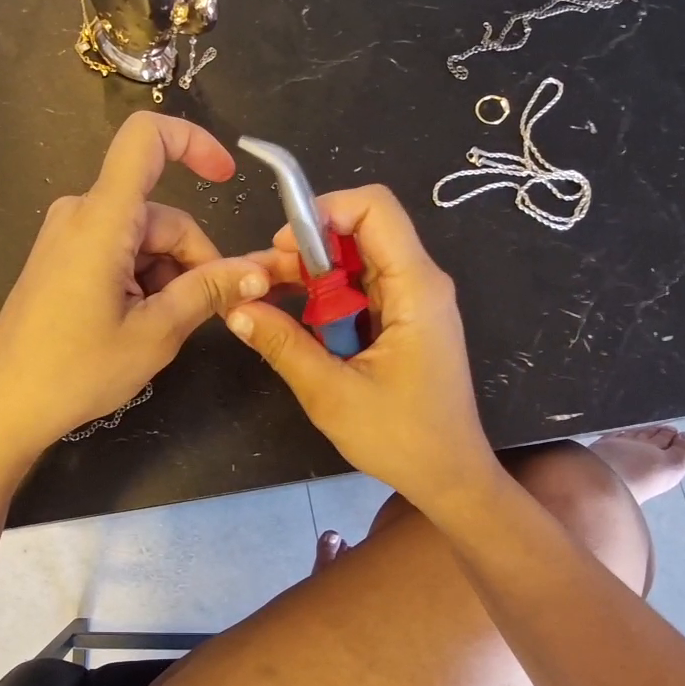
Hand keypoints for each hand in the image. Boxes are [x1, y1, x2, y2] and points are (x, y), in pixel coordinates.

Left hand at [0, 112, 271, 453]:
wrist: (5, 407)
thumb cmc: (77, 371)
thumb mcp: (157, 333)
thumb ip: (210, 291)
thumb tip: (260, 270)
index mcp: (101, 219)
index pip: (145, 139)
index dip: (194, 141)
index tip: (227, 176)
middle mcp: (80, 214)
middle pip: (160, 212)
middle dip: (192, 257)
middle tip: (207, 313)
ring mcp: (66, 237)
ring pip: (143, 237)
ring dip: (167, 276)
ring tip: (161, 328)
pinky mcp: (61, 259)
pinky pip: (118, 251)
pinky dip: (141, 279)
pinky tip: (137, 323)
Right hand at [225, 185, 503, 503]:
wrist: (449, 477)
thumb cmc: (400, 438)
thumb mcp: (330, 393)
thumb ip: (282, 345)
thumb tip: (235, 308)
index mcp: (416, 288)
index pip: (375, 208)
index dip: (325, 210)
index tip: (284, 245)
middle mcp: (420, 282)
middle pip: (360, 230)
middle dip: (307, 246)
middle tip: (263, 278)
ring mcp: (413, 300)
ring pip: (355, 258)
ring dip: (310, 273)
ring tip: (267, 298)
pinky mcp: (403, 319)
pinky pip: (360, 287)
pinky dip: (325, 296)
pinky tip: (293, 318)